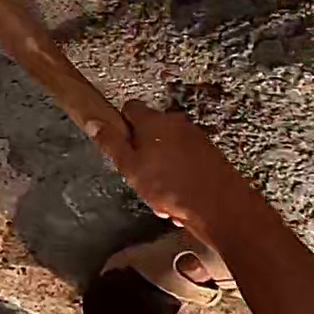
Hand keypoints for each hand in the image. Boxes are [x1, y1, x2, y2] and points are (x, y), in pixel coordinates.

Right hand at [111, 100, 261, 237]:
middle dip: (143, 152)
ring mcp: (194, 136)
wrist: (220, 206)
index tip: (121, 146)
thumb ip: (111, 143)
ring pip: (167, 147)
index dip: (122, 126)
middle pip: (149, 130)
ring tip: (162, 196)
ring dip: (161, 167)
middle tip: (140, 177)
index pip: (130, 108)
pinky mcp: (208, 153)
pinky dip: (179, 175)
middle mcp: (175, 121)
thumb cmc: (172, 187)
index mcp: (153, 120)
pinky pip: (185, 160)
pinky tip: (179, 199)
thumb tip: (93, 122)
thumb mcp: (130, 168)